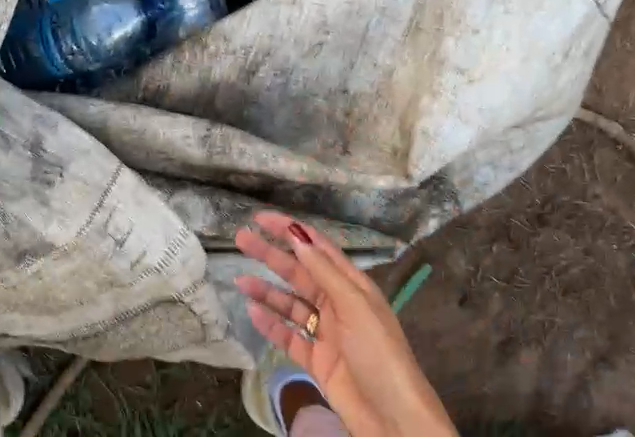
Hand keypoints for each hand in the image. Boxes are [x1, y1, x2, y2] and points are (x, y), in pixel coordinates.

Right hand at [235, 212, 456, 436]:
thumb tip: (297, 236)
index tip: (262, 218)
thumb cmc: (380, 355)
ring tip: (240, 281)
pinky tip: (253, 313)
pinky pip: (289, 336)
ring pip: (291, 303)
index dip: (291, 230)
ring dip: (266, 290)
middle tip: (241, 238)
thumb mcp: (355, 306)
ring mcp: (327, 333)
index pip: (318, 248)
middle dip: (271, 255)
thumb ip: (324, 271)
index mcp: (353, 286)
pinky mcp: (317, 360)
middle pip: (299, 272)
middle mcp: (338, 304)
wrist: (395, 420)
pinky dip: (272, 324)